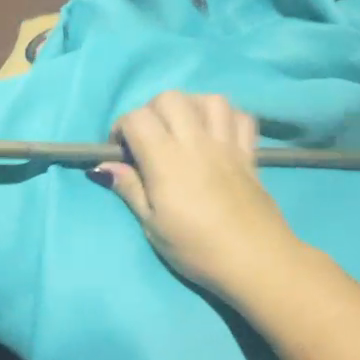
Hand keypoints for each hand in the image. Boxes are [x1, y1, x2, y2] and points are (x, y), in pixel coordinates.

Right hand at [96, 92, 304, 297]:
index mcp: (167, 160)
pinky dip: (225, 118)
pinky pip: (240, 117)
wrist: (256, 261)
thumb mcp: (152, 225)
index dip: (121, 129)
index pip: (137, 118)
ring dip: (189, 107)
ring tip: (181, 131)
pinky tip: (215, 135)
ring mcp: (227, 145)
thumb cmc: (196, 248)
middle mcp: (197, 142)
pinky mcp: (250, 154)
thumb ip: (130, 189)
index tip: (120, 153)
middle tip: (148, 141)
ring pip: (208, 99)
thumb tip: (103, 167)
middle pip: (170, 98)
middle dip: (151, 112)